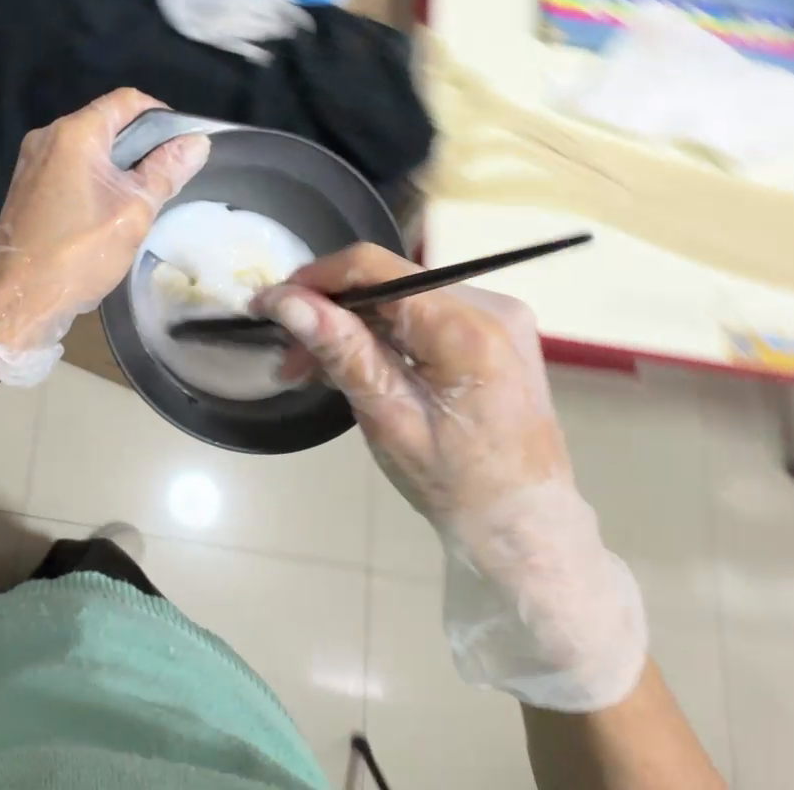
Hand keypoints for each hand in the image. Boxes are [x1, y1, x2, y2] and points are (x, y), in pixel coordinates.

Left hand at [0, 89, 209, 386]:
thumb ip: (165, 171)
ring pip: (87, 147)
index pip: (127, 101)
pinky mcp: (26, 185)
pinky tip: (109, 206)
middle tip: (169, 173)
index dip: (161, 115)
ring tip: (144, 193)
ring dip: (118, 163)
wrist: (16, 300)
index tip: (183, 143)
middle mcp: (47, 136)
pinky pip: (69, 166)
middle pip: (105, 121)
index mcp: (74, 133)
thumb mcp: (133, 212)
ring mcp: (32, 161)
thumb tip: (196, 142)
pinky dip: (94, 176)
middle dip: (141, 142)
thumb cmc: (78, 254)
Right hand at [251, 242, 567, 523]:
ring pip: (398, 298)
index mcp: (466, 327)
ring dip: (350, 326)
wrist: (524, 525)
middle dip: (328, 311)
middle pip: (385, 281)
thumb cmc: (454, 482)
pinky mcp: (493, 333)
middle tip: (288, 355)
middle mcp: (490, 305)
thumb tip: (285, 300)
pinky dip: (381, 336)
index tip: (270, 304)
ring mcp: (496, 318)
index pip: (374, 268)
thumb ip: (340, 349)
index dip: (314, 278)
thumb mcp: (387, 416)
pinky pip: (420, 315)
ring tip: (311, 369)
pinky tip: (353, 366)